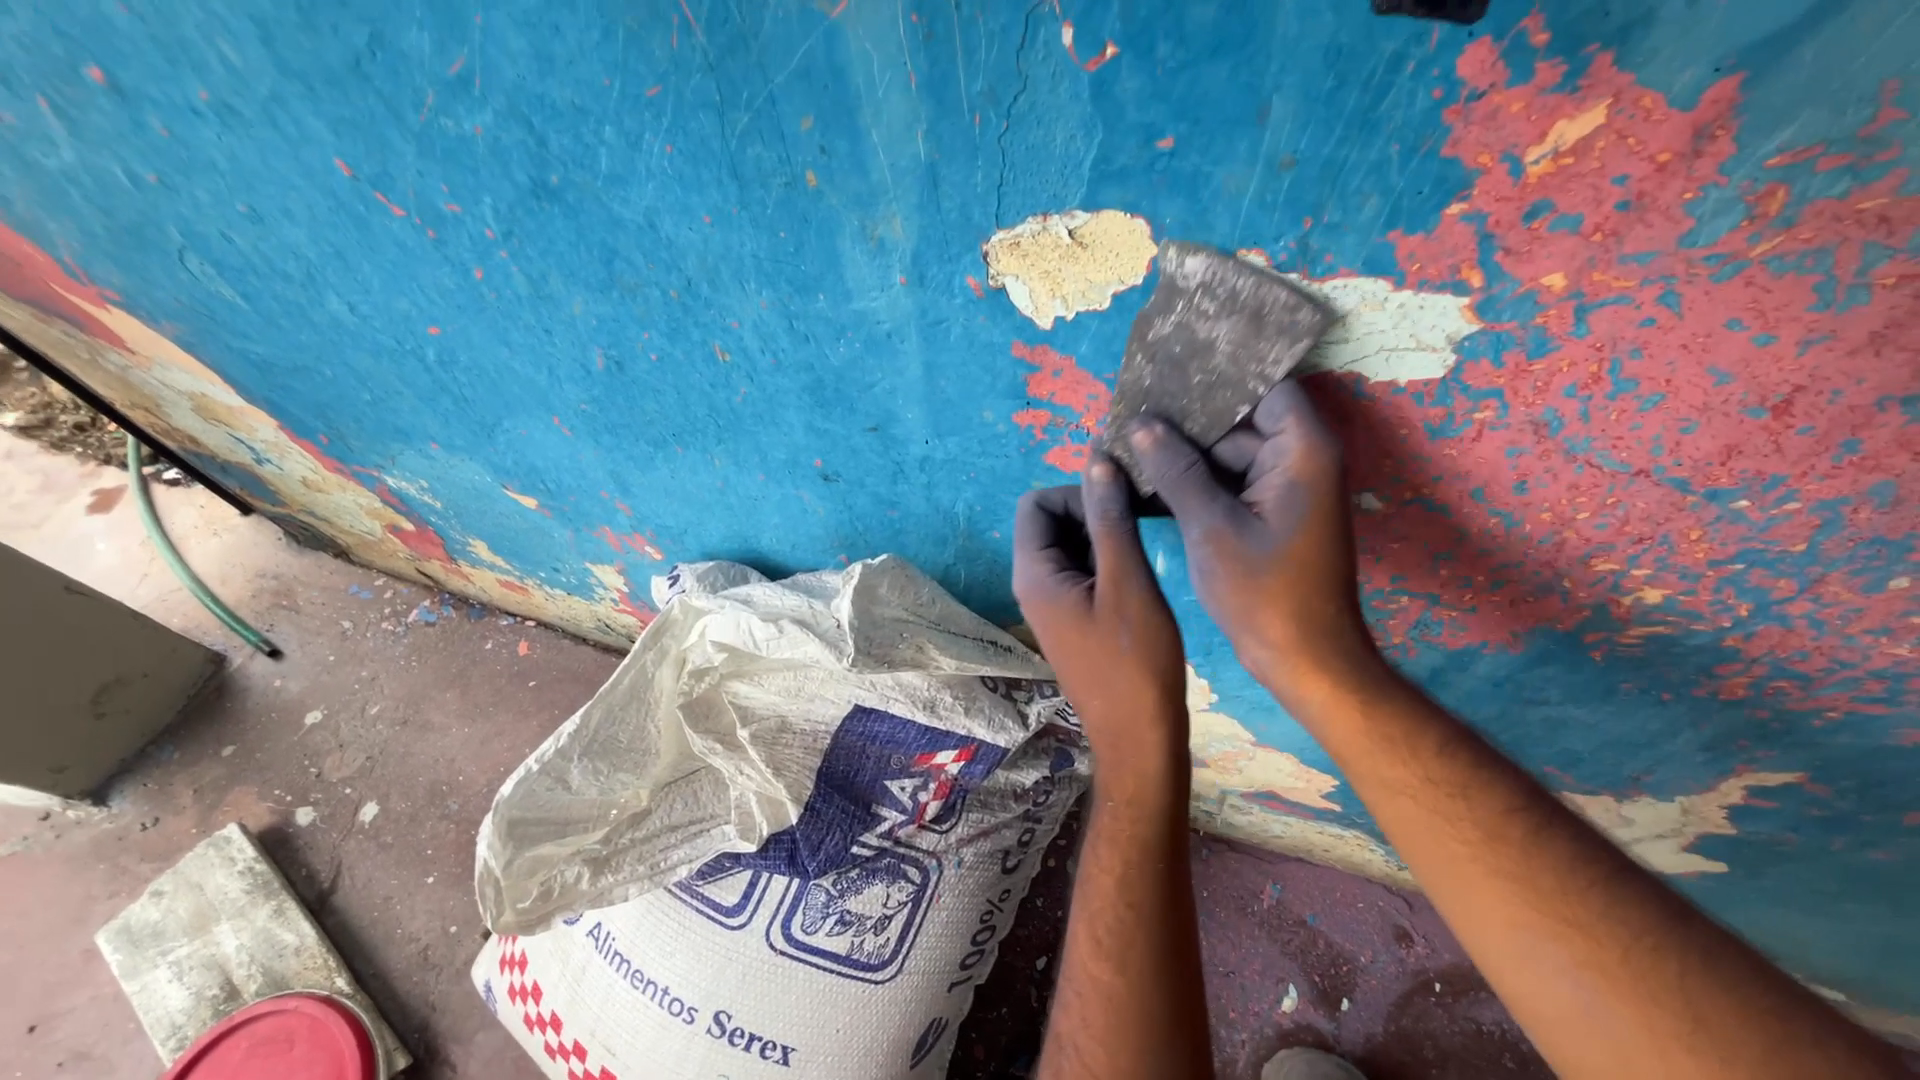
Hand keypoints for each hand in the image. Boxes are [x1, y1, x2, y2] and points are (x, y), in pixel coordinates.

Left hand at [1013, 458, 1187, 786]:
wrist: (1139, 735)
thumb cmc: (1135, 658)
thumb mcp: (1127, 580)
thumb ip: (1110, 517)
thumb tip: (1098, 460)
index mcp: (1033, 573)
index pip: (1037, 502)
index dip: (1079, 493)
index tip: (1122, 508)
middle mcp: (1031, 585)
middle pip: (1050, 521)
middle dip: (1092, 511)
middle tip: (1139, 524)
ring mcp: (1050, 606)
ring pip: (1068, 546)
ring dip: (1102, 535)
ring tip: (1145, 546)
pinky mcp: (1070, 620)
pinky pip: (1079, 573)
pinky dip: (1105, 561)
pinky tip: (1139, 573)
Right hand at [1124, 380, 1375, 704]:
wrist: (1304, 659)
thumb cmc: (1263, 593)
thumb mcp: (1210, 527)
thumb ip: (1176, 470)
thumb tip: (1139, 424)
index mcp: (1302, 450)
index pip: (1265, 387)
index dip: (1219, 381)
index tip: (1167, 375)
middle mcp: (1302, 459)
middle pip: (1243, 421)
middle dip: (1191, 421)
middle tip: (1131, 415)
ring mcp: (1288, 488)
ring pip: (1233, 453)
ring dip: (1189, 454)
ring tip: (1131, 446)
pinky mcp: (1274, 513)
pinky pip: (1234, 482)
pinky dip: (1200, 482)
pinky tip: (1153, 481)